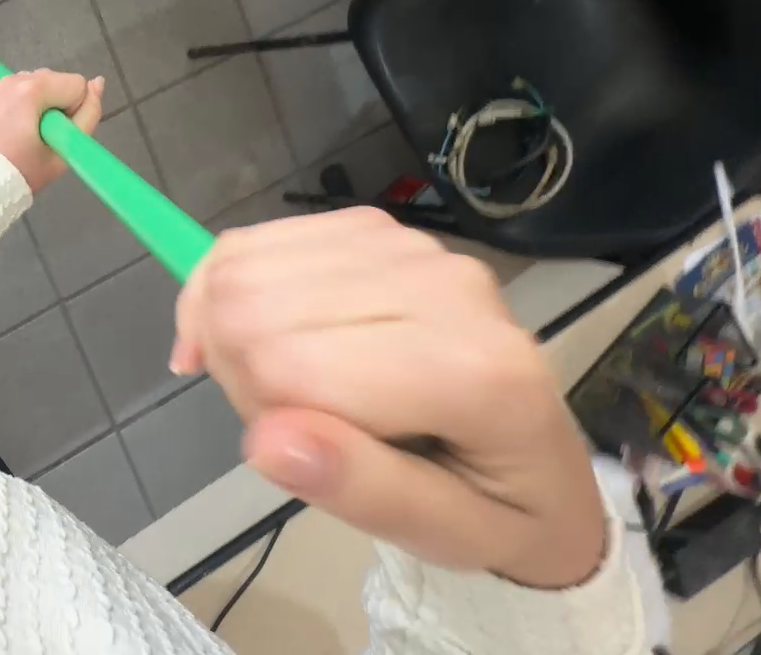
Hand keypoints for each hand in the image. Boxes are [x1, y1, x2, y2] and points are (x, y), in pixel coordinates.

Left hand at [0, 71, 105, 192]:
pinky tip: (18, 128)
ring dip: (44, 103)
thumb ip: (89, 115)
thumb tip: (98, 83)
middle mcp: (15, 78)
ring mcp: (1, 84)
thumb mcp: (65, 148)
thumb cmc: (23, 170)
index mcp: (32, 89)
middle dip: (59, 105)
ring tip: (30, 133)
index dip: (75, 111)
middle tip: (44, 136)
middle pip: (59, 81)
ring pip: (42, 84)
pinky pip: (24, 90)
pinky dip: (28, 104)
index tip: (58, 133)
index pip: (77, 84)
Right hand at [169, 208, 605, 588]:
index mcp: (472, 372)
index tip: (285, 447)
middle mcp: (440, 284)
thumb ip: (361, 490)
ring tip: (271, 374)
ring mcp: (403, 244)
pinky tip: (256, 328)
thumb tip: (265, 443)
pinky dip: (226, 286)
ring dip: (224, 323)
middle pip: (250, 300)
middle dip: (232, 362)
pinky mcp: (369, 226)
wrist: (537, 458)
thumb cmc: (493, 508)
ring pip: (239, 265)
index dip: (255, 406)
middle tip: (276, 414)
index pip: (286, 361)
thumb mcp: (446, 534)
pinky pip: (251, 244)